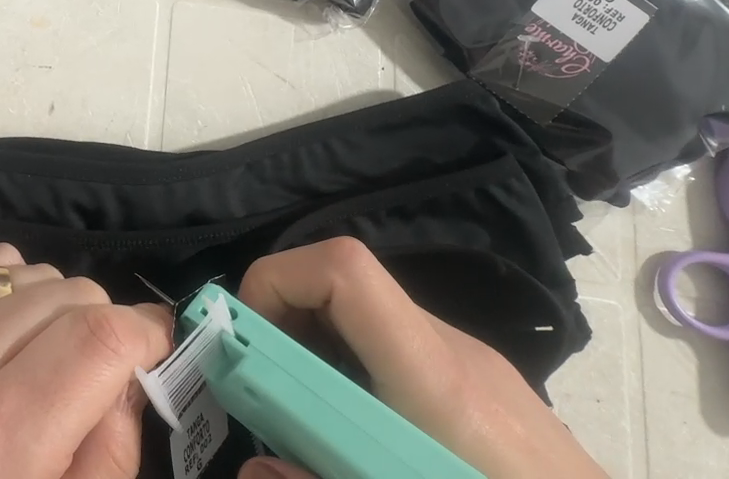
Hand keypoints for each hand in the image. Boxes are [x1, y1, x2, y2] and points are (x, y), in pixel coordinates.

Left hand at [0, 243, 172, 478]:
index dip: (146, 332)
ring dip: (58, 306)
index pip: (99, 337)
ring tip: (44, 353)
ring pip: (38, 271)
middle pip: (72, 294)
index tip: (158, 346)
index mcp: (4, 430)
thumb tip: (132, 370)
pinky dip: (16, 285)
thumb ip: (112, 445)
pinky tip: (9, 327)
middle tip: (94, 369)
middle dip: (103, 325)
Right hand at [233, 238, 605, 478]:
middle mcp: (454, 352)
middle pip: (341, 286)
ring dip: (313, 350)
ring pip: (364, 319)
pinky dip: (350, 371)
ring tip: (304, 422)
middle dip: (280, 321)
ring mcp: (473, 364)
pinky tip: (358, 437)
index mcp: (438, 381)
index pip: (344, 270)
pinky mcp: (482, 386)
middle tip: (258, 391)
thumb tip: (252, 469)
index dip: (276, 280)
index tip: (246, 338)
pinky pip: (392, 348)